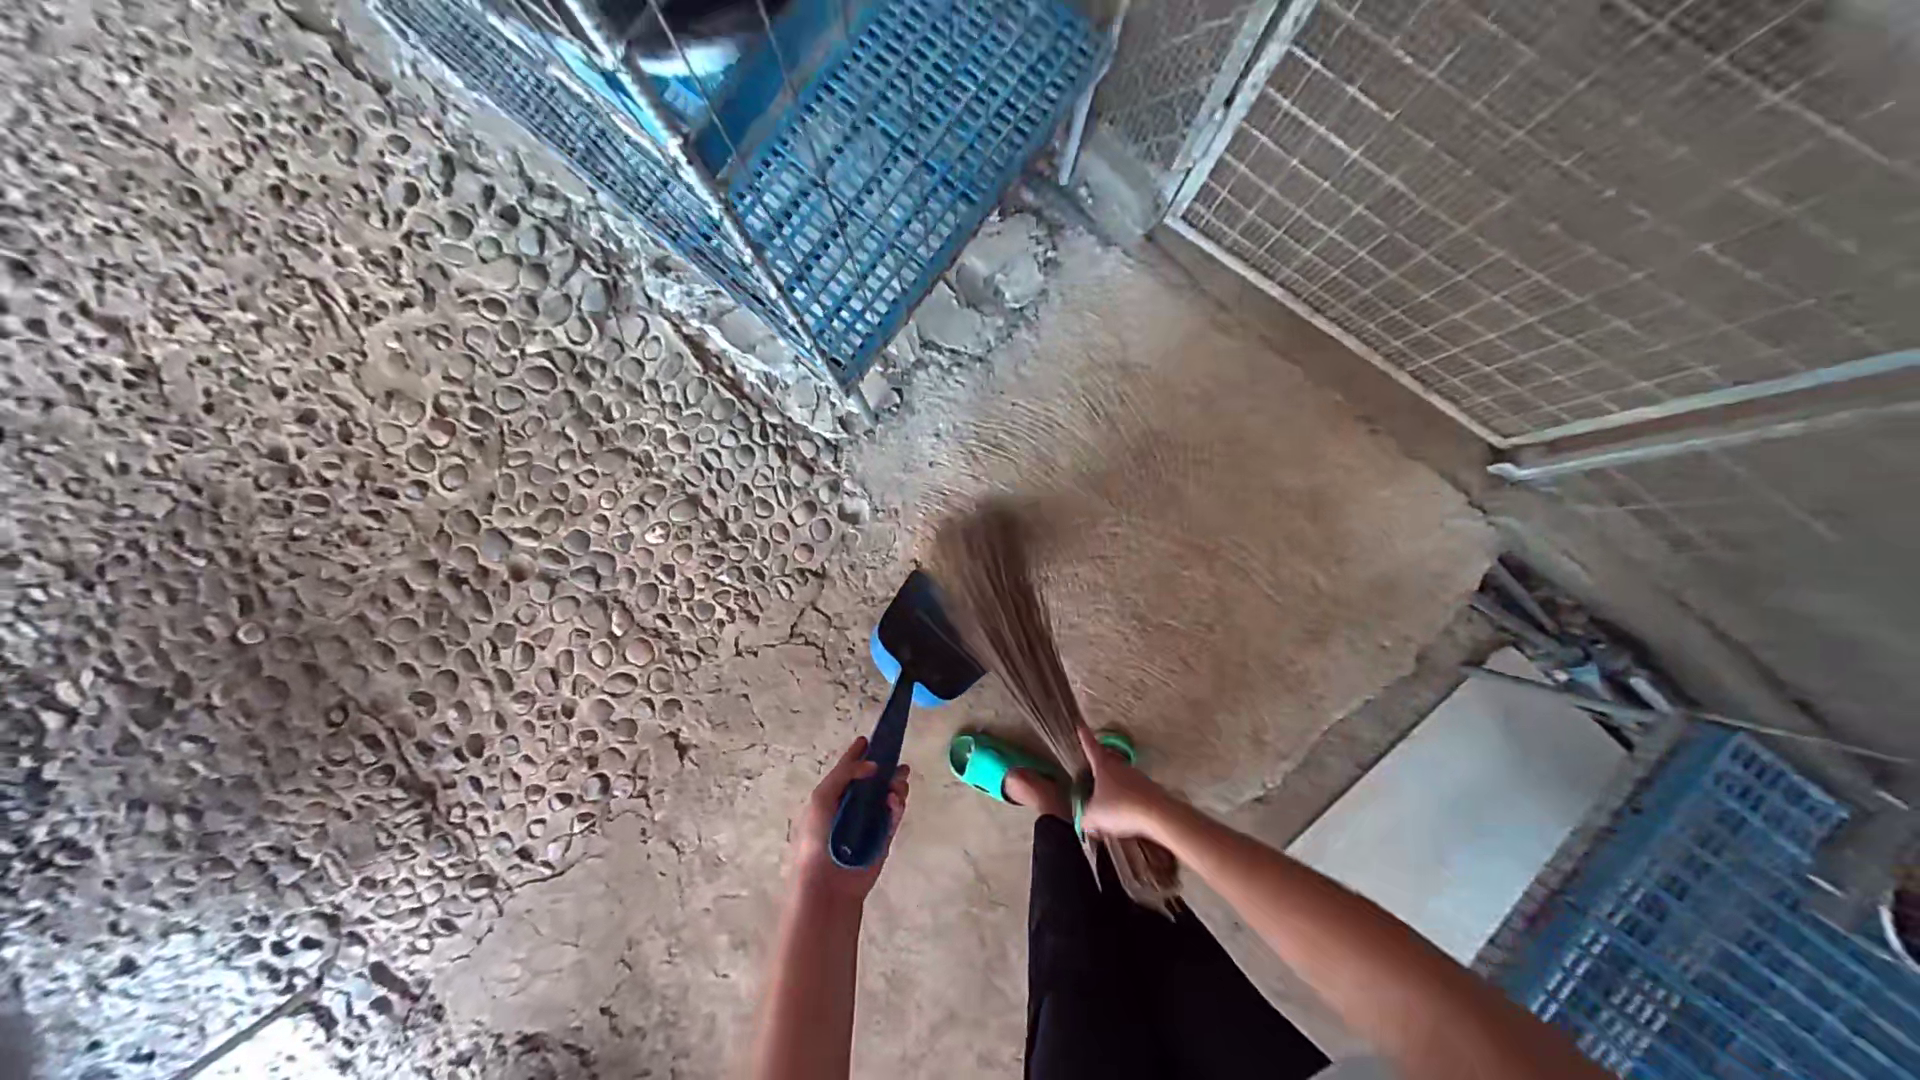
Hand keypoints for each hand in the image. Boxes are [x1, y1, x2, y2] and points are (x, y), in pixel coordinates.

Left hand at [787, 736, 910, 903]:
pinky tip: (893, 801)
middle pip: (875, 779)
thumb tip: (872, 764)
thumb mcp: (822, 797)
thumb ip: (845, 774)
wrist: (827, 882)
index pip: (848, 769)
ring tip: (898, 781)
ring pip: (890, 793)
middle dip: (887, 767)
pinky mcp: (885, 834)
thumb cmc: (817, 837)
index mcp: (834, 794)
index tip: (869, 739)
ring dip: (896, 784)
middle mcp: (854, 804)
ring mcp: (871, 819)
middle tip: (897, 763)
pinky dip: (898, 804)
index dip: (858, 753)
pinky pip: (896, 813)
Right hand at [1074, 725, 1177, 843]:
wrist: (1158, 815)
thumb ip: (1085, 817)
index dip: (1084, 736)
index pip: (1090, 746)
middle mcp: (1120, 766)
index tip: (1080, 724)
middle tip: (1091, 766)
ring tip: (1107, 801)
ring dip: (1114, 785)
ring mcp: (1137, 776)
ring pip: (1120, 776)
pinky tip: (1124, 814)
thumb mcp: (1095, 815)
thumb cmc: (1121, 807)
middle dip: (1099, 762)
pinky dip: (1126, 799)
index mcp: (1104, 766)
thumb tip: (1084, 821)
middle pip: (1107, 759)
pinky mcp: (1149, 789)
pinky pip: (1132, 791)